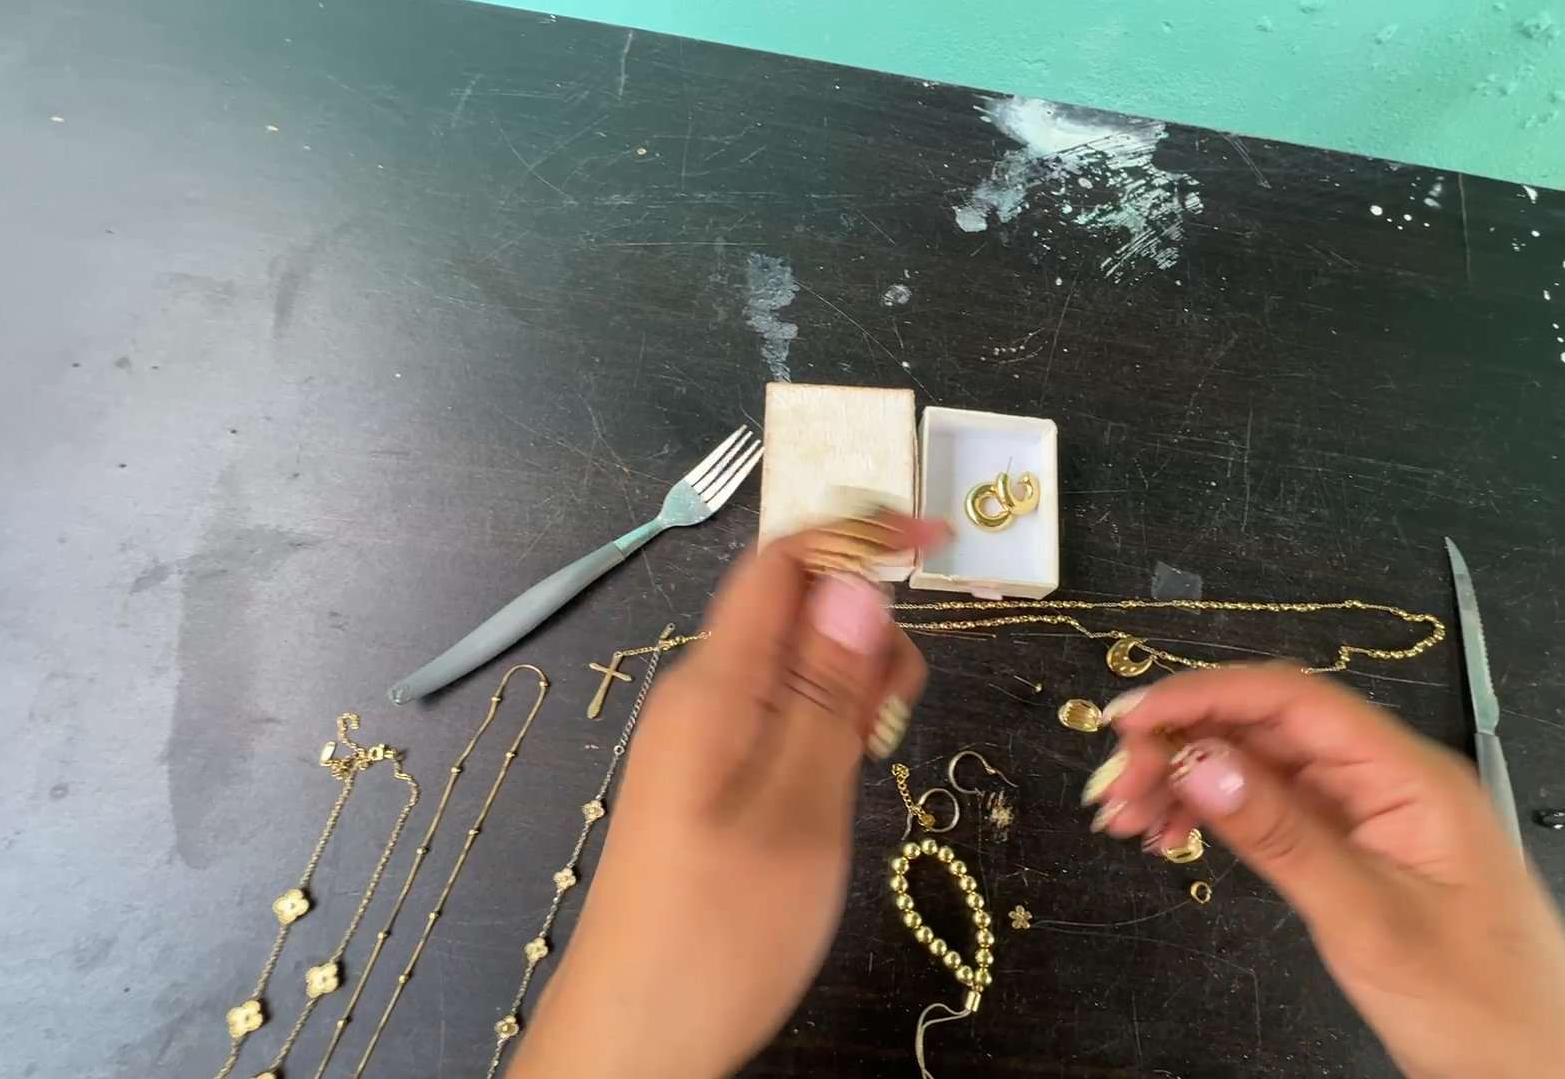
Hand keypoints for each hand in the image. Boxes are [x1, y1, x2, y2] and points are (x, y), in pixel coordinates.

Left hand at [513, 518, 948, 1078]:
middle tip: (893, 707)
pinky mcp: (714, 768)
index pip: (784, 564)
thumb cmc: (718, 934)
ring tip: (866, 753)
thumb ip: (827, 693)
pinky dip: (825, 720)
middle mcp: (707, 691)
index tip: (932, 538)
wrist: (633, 1043)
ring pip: (795, 664)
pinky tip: (838, 771)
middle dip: (862, 630)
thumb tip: (856, 587)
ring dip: (849, 683)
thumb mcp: (796, 809)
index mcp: (718, 684)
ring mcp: (706, 731)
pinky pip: (780, 711)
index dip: (856, 536)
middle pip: (795, 611)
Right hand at [1086, 666, 1564, 1078]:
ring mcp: (1355, 807)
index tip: (1130, 720)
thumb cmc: (1480, 1013)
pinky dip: (1205, 813)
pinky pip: (1257, 805)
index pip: (1288, 699)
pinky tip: (1166, 833)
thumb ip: (1278, 833)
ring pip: (1248, 764)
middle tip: (1116, 787)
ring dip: (1181, 781)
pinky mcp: (1338, 840)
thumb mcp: (1370, 921)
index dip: (1202, 695)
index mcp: (1404, 772)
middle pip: (1257, 727)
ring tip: (1126, 818)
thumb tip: (1194, 761)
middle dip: (1178, 745)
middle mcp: (1374, 774)